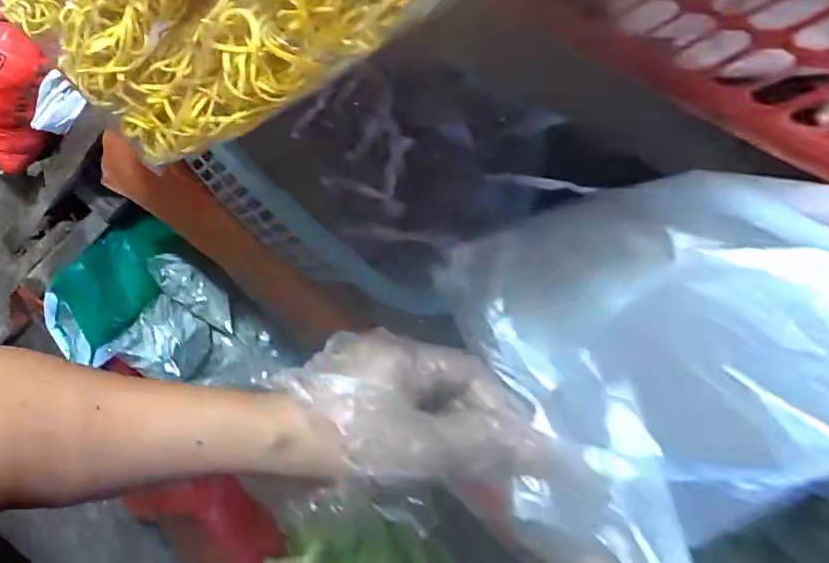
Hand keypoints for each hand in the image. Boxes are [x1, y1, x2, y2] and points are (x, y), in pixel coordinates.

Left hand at [281, 330, 547, 481]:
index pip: (470, 371)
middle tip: (501, 475)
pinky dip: (423, 434)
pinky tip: (432, 464)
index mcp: (400, 351)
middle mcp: (380, 349)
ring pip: (424, 400)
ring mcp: (360, 367)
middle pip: (447, 385)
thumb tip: (544, 448)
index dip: (504, 411)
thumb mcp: (429, 443)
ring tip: (473, 478)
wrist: (284, 436)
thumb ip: (486, 443)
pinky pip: (398, 407)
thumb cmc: (357, 435)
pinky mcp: (346, 389)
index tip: (524, 455)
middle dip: (480, 429)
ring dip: (453, 436)